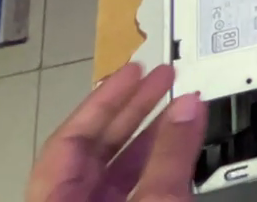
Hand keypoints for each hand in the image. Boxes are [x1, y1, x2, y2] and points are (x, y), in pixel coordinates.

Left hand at [27, 62, 206, 201]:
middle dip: (132, 109)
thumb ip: (170, 154)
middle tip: (165, 77)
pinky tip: (180, 143)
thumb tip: (189, 103)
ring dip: (149, 133)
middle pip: (91, 151)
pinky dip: (155, 160)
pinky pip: (131, 185)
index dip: (102, 102)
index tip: (135, 71)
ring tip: (183, 105)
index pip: (67, 141)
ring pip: (114, 169)